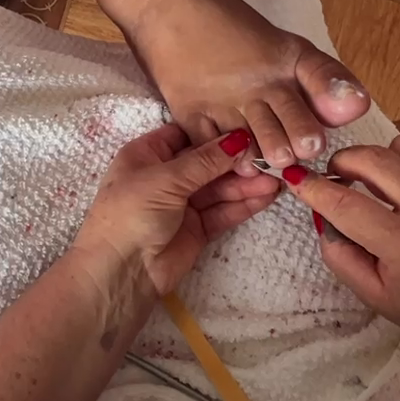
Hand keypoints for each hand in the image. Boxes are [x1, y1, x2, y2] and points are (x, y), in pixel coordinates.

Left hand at [72, 124, 279, 298]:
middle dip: (236, 160)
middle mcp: (164, 176)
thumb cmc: (131, 212)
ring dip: (245, 183)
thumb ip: (205, 160)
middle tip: (270, 158)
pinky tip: (267, 196)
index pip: (185, 134)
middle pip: (206, 162)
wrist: (121, 272)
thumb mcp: (166, 179)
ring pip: (218, 187)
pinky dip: (244, 204)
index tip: (248, 128)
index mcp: (146, 154)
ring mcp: (181, 203)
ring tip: (277, 178)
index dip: (214, 131)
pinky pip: (223, 211)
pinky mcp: (196, 229)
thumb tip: (239, 140)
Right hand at [286, 133, 399, 376]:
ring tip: (378, 180)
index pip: (342, 203)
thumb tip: (320, 212)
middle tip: (336, 175)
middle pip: (370, 159)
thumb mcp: (376, 297)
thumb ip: (338, 253)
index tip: (295, 178)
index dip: (311, 187)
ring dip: (378, 158)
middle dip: (341, 162)